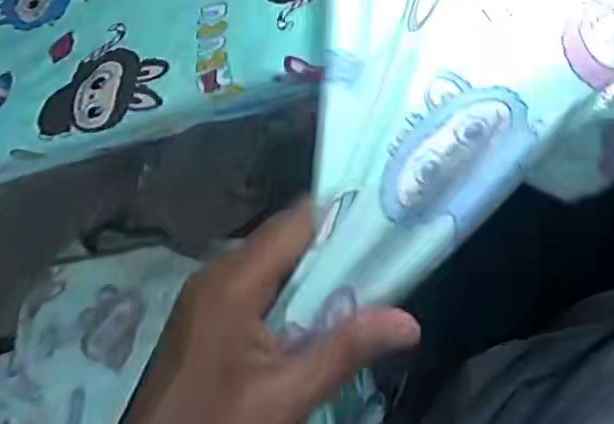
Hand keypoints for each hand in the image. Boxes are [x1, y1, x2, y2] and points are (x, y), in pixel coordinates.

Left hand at [125, 201, 420, 423]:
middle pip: (288, 234)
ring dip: (312, 269)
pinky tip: (311, 314)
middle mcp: (217, 270)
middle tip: (379, 257)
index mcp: (234, 278)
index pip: (301, 218)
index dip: (344, 215)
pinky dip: (287, 287)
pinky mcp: (202, 314)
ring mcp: (205, 292)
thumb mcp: (284, 398)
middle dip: (333, 245)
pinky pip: (255, 279)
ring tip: (356, 283)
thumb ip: (346, 350)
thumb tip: (410, 322)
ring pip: (273, 257)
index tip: (384, 221)